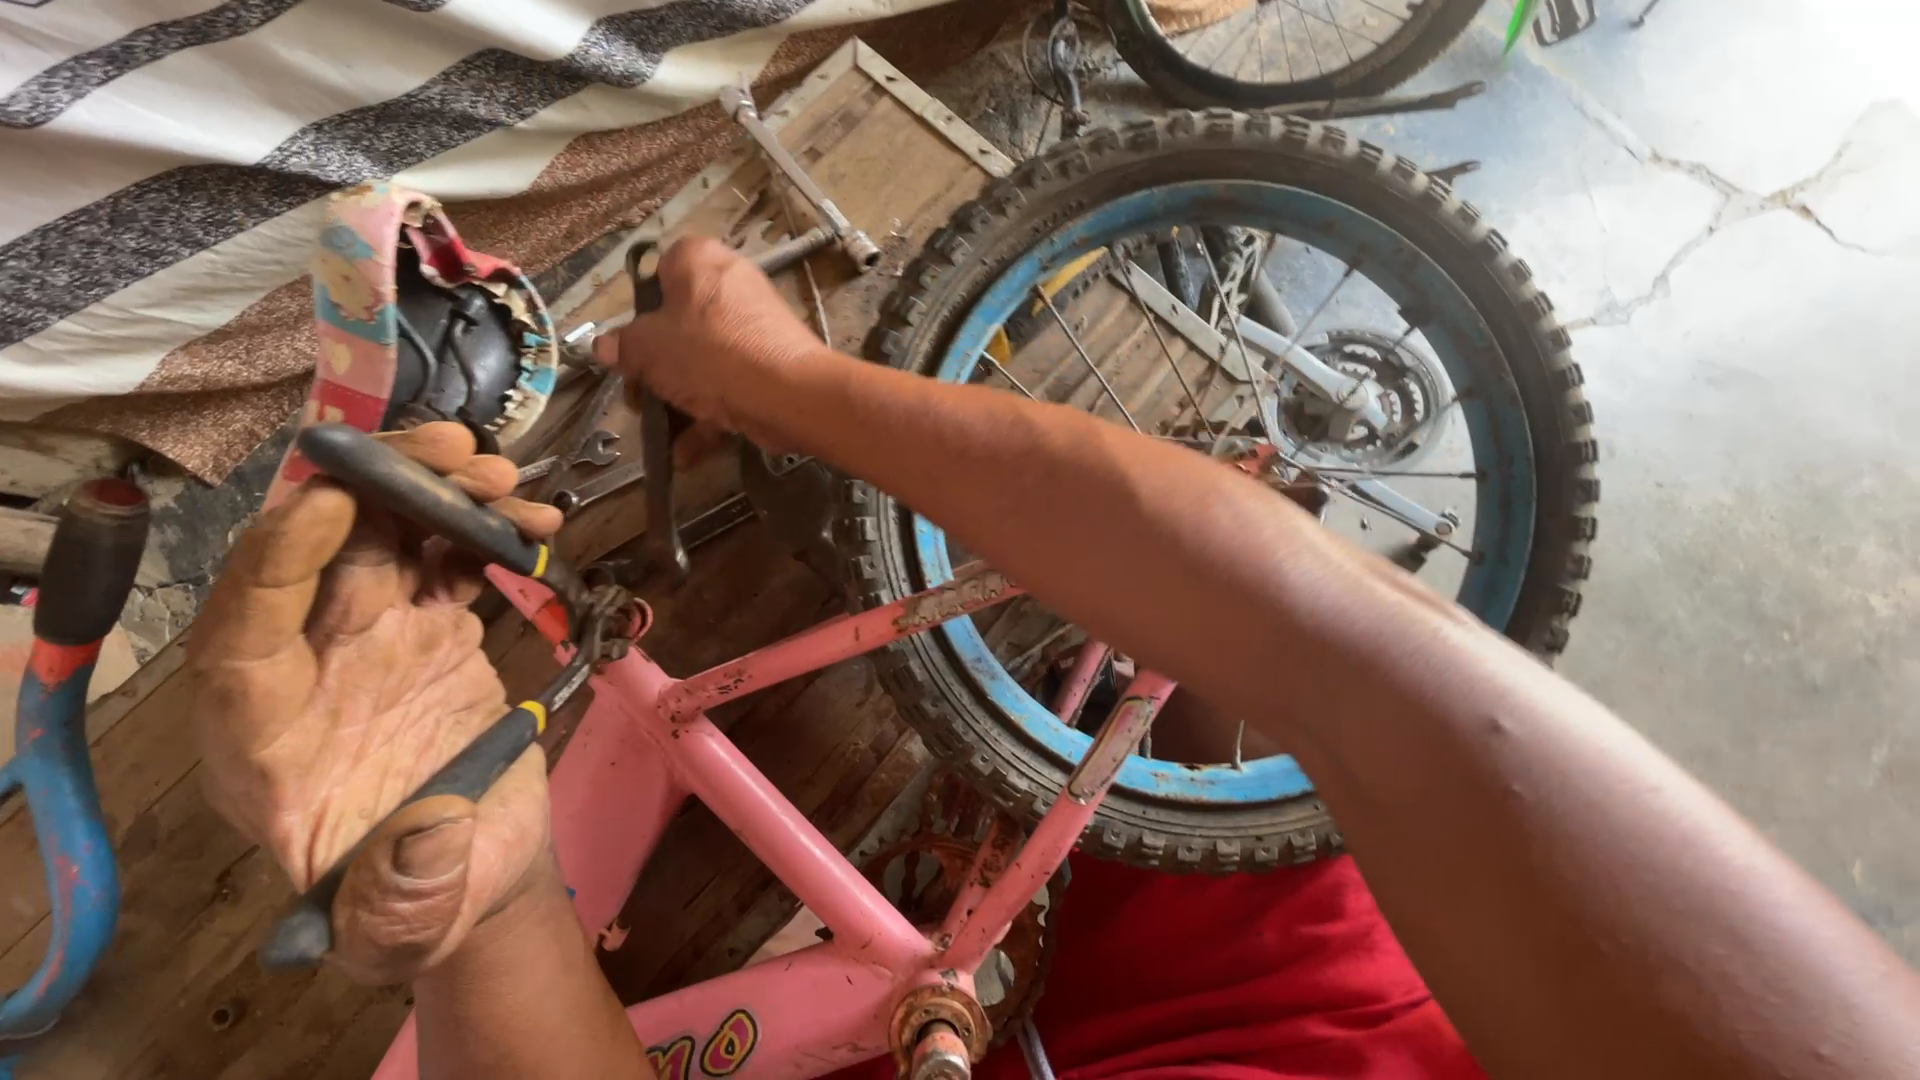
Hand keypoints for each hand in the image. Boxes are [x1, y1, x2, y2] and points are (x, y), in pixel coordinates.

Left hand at [188, 423, 563, 983]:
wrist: (481, 859)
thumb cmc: (433, 896)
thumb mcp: (414, 926)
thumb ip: (402, 904)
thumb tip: (425, 829)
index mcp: (272, 743)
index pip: (241, 643)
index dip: (273, 568)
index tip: (328, 504)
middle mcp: (311, 672)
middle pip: (317, 558)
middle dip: (376, 492)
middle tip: (455, 455)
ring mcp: (373, 643)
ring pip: (386, 540)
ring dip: (440, 495)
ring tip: (510, 483)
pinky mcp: (428, 630)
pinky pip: (445, 559)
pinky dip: (484, 530)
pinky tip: (534, 522)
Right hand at [597, 235, 831, 441]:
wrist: (788, 394)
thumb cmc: (709, 354)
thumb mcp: (649, 348)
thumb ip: (623, 346)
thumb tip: (603, 347)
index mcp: (699, 261)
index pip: (658, 272)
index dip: (640, 311)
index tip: (630, 345)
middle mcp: (731, 286)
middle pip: (680, 327)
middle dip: (656, 370)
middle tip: (639, 396)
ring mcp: (756, 330)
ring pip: (704, 363)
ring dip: (679, 402)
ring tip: (660, 434)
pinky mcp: (772, 367)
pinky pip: (731, 387)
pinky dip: (710, 418)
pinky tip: (687, 454)